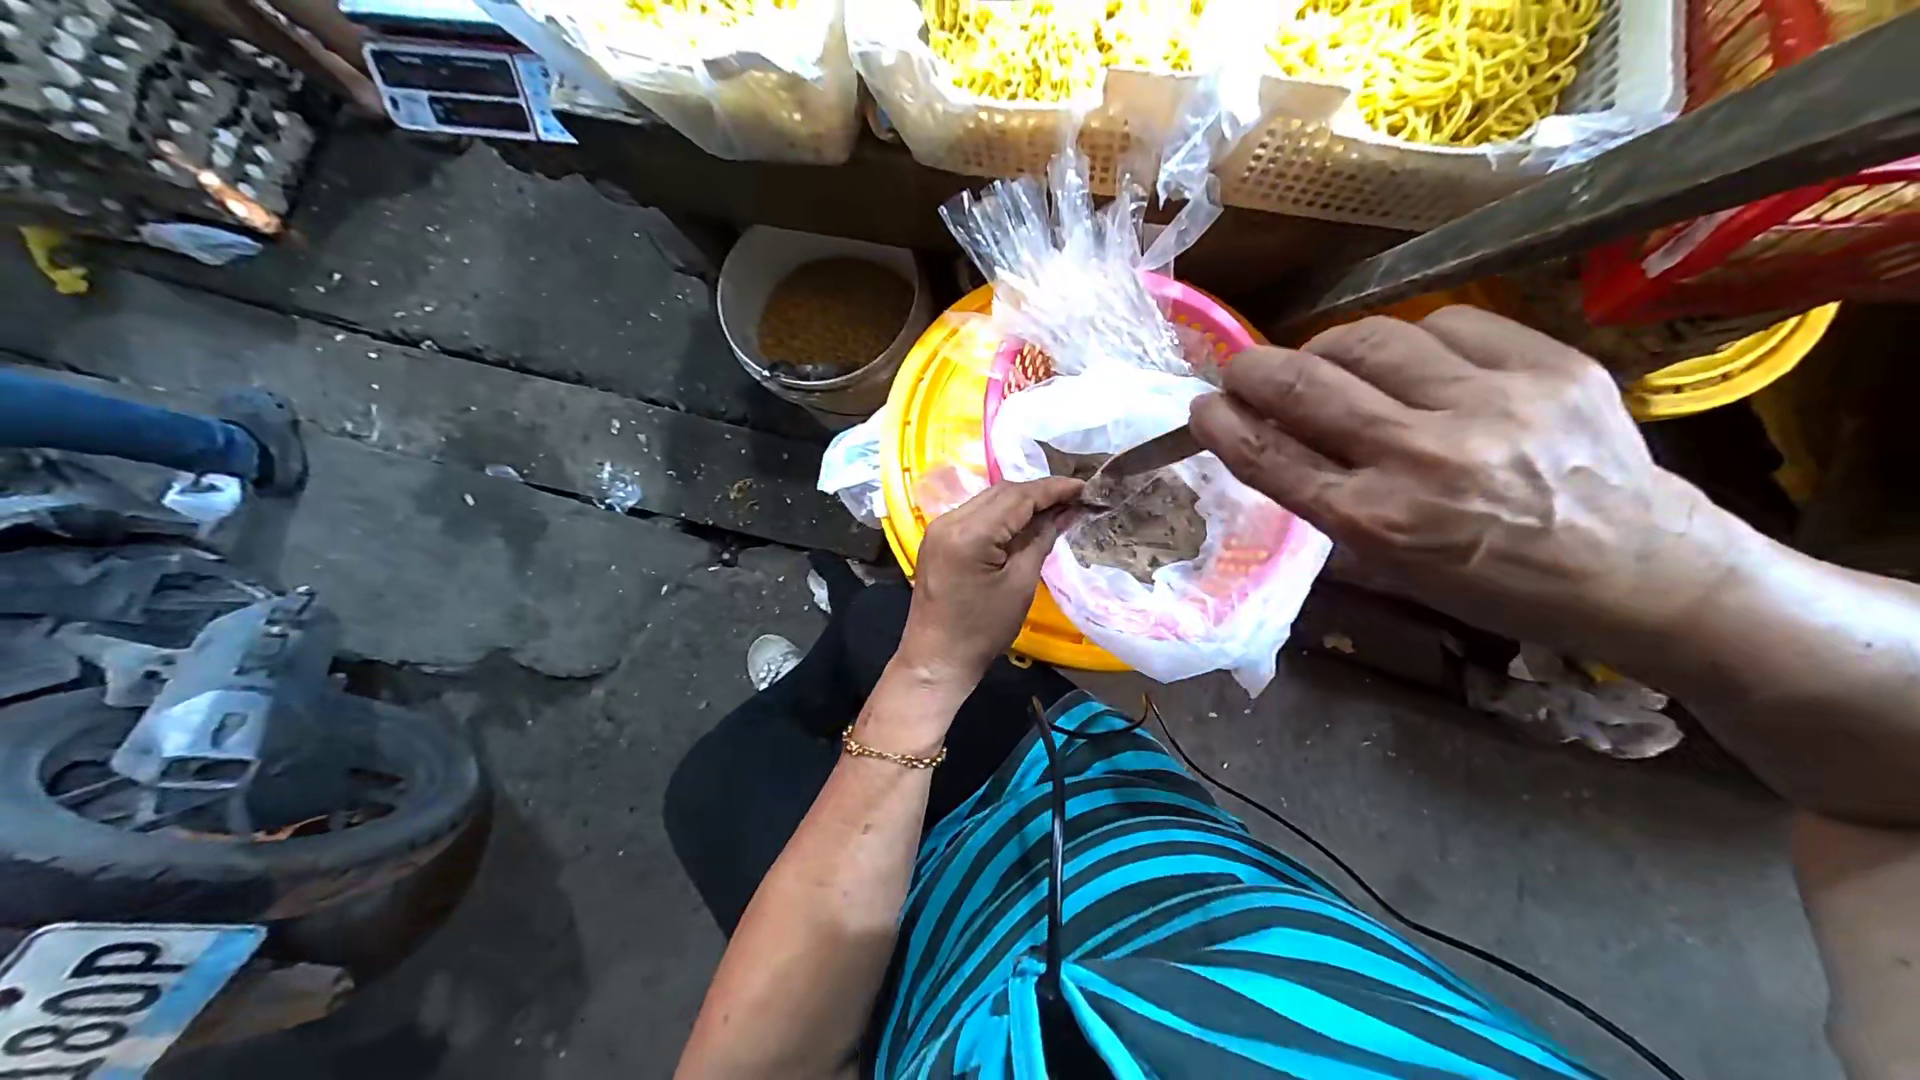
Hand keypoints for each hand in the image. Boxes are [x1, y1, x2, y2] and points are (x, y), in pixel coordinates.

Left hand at [900, 477, 1084, 687]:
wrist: (937, 659)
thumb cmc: (983, 629)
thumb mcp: (1020, 584)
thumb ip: (1041, 539)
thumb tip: (1064, 512)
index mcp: (969, 533)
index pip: (1018, 497)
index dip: (1053, 489)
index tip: (1084, 487)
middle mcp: (950, 520)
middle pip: (1001, 492)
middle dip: (1038, 492)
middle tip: (1073, 498)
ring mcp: (939, 528)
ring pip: (987, 499)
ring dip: (1020, 501)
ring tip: (1054, 508)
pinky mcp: (937, 539)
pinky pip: (974, 514)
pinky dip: (1001, 513)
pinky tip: (1023, 521)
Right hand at [1189, 307, 1736, 650]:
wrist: (1639, 572)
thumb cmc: (1491, 585)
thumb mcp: (1389, 564)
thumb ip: (1323, 501)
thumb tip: (1269, 442)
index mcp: (1378, 522)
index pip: (1270, 455)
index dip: (1222, 424)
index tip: (1201, 406)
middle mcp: (1423, 459)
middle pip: (1305, 386)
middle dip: (1252, 370)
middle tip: (1237, 368)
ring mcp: (1490, 405)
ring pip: (1370, 339)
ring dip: (1327, 348)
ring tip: (1327, 362)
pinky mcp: (1549, 366)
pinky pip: (1447, 324)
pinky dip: (1410, 339)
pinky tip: (1411, 360)